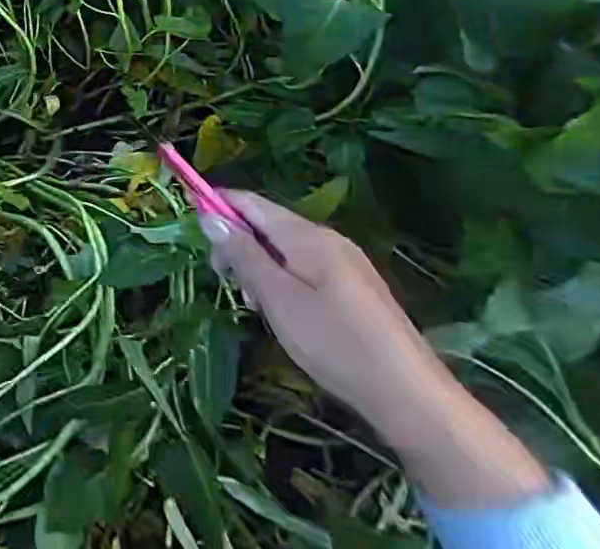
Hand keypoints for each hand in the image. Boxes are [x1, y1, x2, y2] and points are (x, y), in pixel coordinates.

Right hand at [201, 192, 551, 506]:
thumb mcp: (276, 298)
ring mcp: (344, 263)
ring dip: (257, 266)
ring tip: (252, 304)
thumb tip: (210, 216)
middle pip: (266, 224)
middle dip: (236, 243)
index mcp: (306, 235)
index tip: (188, 219)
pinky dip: (281, 280)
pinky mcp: (354, 288)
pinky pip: (304, 268)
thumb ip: (243, 253)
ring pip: (283, 249)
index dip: (216, 203)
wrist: (411, 397)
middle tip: (223, 280)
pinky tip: (281, 312)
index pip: (250, 201)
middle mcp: (327, 239)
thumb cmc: (334, 342)